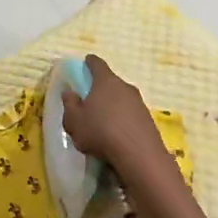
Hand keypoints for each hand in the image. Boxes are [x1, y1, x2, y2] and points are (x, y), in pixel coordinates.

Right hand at [58, 56, 183, 206]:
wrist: (139, 154)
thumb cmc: (100, 132)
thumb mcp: (74, 121)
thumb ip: (69, 104)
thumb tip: (69, 92)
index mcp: (105, 81)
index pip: (97, 63)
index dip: (90, 62)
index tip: (85, 63)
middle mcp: (125, 86)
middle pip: (111, 81)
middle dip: (101, 88)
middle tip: (90, 99)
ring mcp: (139, 102)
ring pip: (122, 98)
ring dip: (113, 105)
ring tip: (103, 120)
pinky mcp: (148, 119)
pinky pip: (131, 113)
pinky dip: (123, 119)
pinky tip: (116, 134)